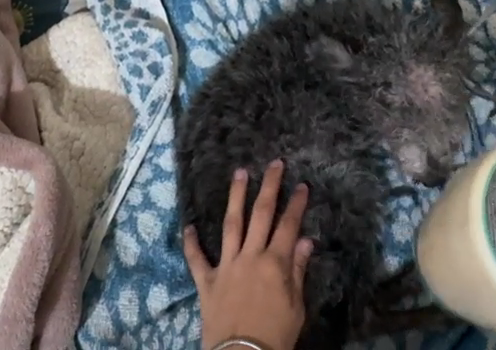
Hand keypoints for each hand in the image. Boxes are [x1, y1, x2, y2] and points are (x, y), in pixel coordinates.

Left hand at [184, 159, 313, 349]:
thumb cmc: (275, 336)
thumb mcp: (296, 307)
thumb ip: (298, 272)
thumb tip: (306, 241)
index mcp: (275, 263)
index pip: (289, 225)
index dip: (296, 204)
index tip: (302, 184)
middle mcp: (250, 256)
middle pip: (261, 214)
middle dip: (269, 187)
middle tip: (274, 164)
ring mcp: (226, 266)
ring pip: (231, 224)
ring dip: (235, 197)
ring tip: (239, 173)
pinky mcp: (207, 282)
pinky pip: (197, 259)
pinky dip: (192, 243)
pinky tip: (189, 226)